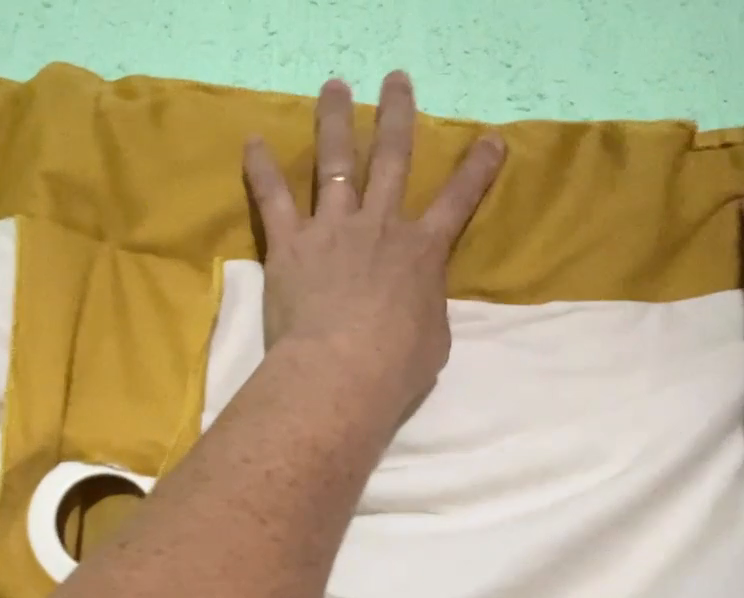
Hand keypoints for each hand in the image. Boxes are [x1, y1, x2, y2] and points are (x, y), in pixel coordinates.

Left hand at [244, 72, 504, 413]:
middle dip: (397, 116)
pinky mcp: (290, 244)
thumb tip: (418, 301)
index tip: (491, 140)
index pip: (458, 201)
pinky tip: (252, 142)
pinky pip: (273, 199)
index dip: (477, 170)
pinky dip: (260, 170)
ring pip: (335, 162)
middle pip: (392, 158)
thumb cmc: (396, 367)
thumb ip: (427, 308)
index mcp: (422, 252)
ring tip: (334, 87)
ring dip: (334, 120)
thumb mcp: (434, 340)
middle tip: (396, 81)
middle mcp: (380, 226)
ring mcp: (333, 229)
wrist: (342, 370)